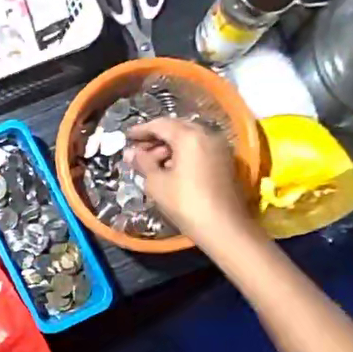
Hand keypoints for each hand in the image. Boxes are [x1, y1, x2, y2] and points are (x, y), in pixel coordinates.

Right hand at [126, 118, 256, 243]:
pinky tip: (170, 169)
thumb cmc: (185, 203)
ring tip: (151, 163)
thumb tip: (130, 153)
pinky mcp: (225, 161)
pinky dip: (183, 154)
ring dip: (169, 147)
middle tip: (138, 150)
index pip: (161, 125)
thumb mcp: (157, 184)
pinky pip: (199, 149)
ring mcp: (219, 147)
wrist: (223, 227)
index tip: (127, 137)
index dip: (141, 130)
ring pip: (189, 139)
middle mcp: (207, 134)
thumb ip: (143, 163)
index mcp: (189, 136)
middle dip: (156, 138)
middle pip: (177, 128)